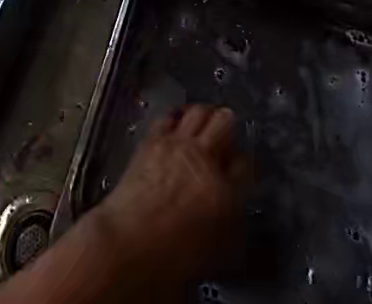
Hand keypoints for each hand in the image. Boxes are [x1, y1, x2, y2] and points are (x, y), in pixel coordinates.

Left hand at [90, 104, 250, 290]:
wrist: (126, 247)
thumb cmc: (167, 260)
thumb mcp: (213, 251)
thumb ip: (229, 222)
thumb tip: (231, 209)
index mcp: (226, 192)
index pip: (246, 163)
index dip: (243, 165)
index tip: (238, 169)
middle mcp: (205, 160)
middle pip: (227, 122)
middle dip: (229, 127)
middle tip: (227, 135)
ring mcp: (178, 146)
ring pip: (200, 112)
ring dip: (205, 116)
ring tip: (205, 121)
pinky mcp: (153, 141)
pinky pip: (170, 117)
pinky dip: (175, 118)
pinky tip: (176, 124)